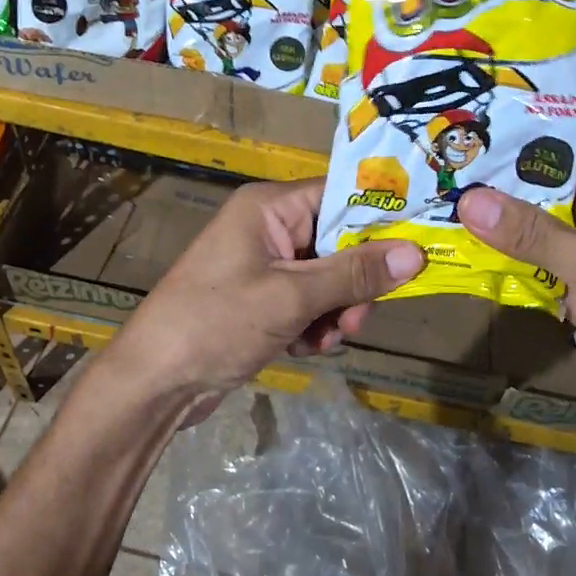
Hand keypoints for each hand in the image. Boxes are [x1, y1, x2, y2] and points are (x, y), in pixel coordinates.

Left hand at [104, 179, 424, 408]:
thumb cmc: (217, 322)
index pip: (339, 194)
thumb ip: (353, 275)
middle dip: (354, 283)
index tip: (419, 244)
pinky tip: (305, 348)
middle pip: (338, 241)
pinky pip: (307, 303)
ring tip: (324, 340)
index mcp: (268, 207)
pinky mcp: (261, 300)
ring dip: (335, 311)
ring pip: (327, 278)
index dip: (379, 219)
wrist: (156, 381)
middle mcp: (267, 227)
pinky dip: (314, 325)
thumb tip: (416, 253)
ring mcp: (263, 265)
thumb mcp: (291, 297)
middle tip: (356, 319)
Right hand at [456, 138, 575, 432]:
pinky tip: (452, 242)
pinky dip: (501, 254)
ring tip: (429, 195)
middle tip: (429, 159)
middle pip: (540, 177)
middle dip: (492, 173)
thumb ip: (533, 233)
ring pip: (532, 219)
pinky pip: (532, 258)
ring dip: (491, 215)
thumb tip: (466, 199)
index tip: (461, 118)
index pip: (562, 135)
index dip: (515, 126)